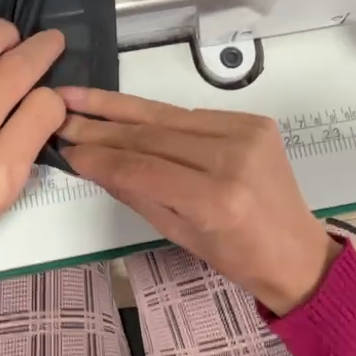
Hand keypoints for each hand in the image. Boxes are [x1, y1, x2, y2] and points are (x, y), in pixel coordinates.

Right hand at [57, 88, 339, 315]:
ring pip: (168, 117)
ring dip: (119, 109)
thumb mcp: (179, 234)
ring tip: (78, 98)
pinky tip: (121, 111)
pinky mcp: (254, 120)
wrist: (296, 250)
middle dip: (101, 126)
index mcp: (218, 199)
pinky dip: (156, 117)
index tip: (64, 147)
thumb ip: (136, 192)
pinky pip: (191, 116)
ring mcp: (248, 133)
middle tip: (59, 114)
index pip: (143, 169)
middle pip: (153, 135)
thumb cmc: (237, 257)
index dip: (99, 156)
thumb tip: (91, 161)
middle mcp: (234, 158)